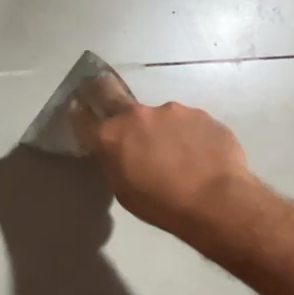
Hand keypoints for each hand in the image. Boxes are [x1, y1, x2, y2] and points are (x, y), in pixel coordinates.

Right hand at [68, 75, 254, 233]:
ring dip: (161, 130)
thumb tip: (117, 149)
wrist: (216, 200)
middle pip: (112, 93)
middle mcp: (138, 115)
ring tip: (177, 155)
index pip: (84, 116)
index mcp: (113, 136)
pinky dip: (188, 136)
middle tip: (103, 91)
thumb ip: (115, 161)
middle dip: (103, 90)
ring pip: (159, 116)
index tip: (78, 106)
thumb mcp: (124, 190)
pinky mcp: (201, 114)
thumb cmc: (162, 204)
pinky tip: (198, 156)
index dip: (78, 111)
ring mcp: (173, 111)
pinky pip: (188, 124)